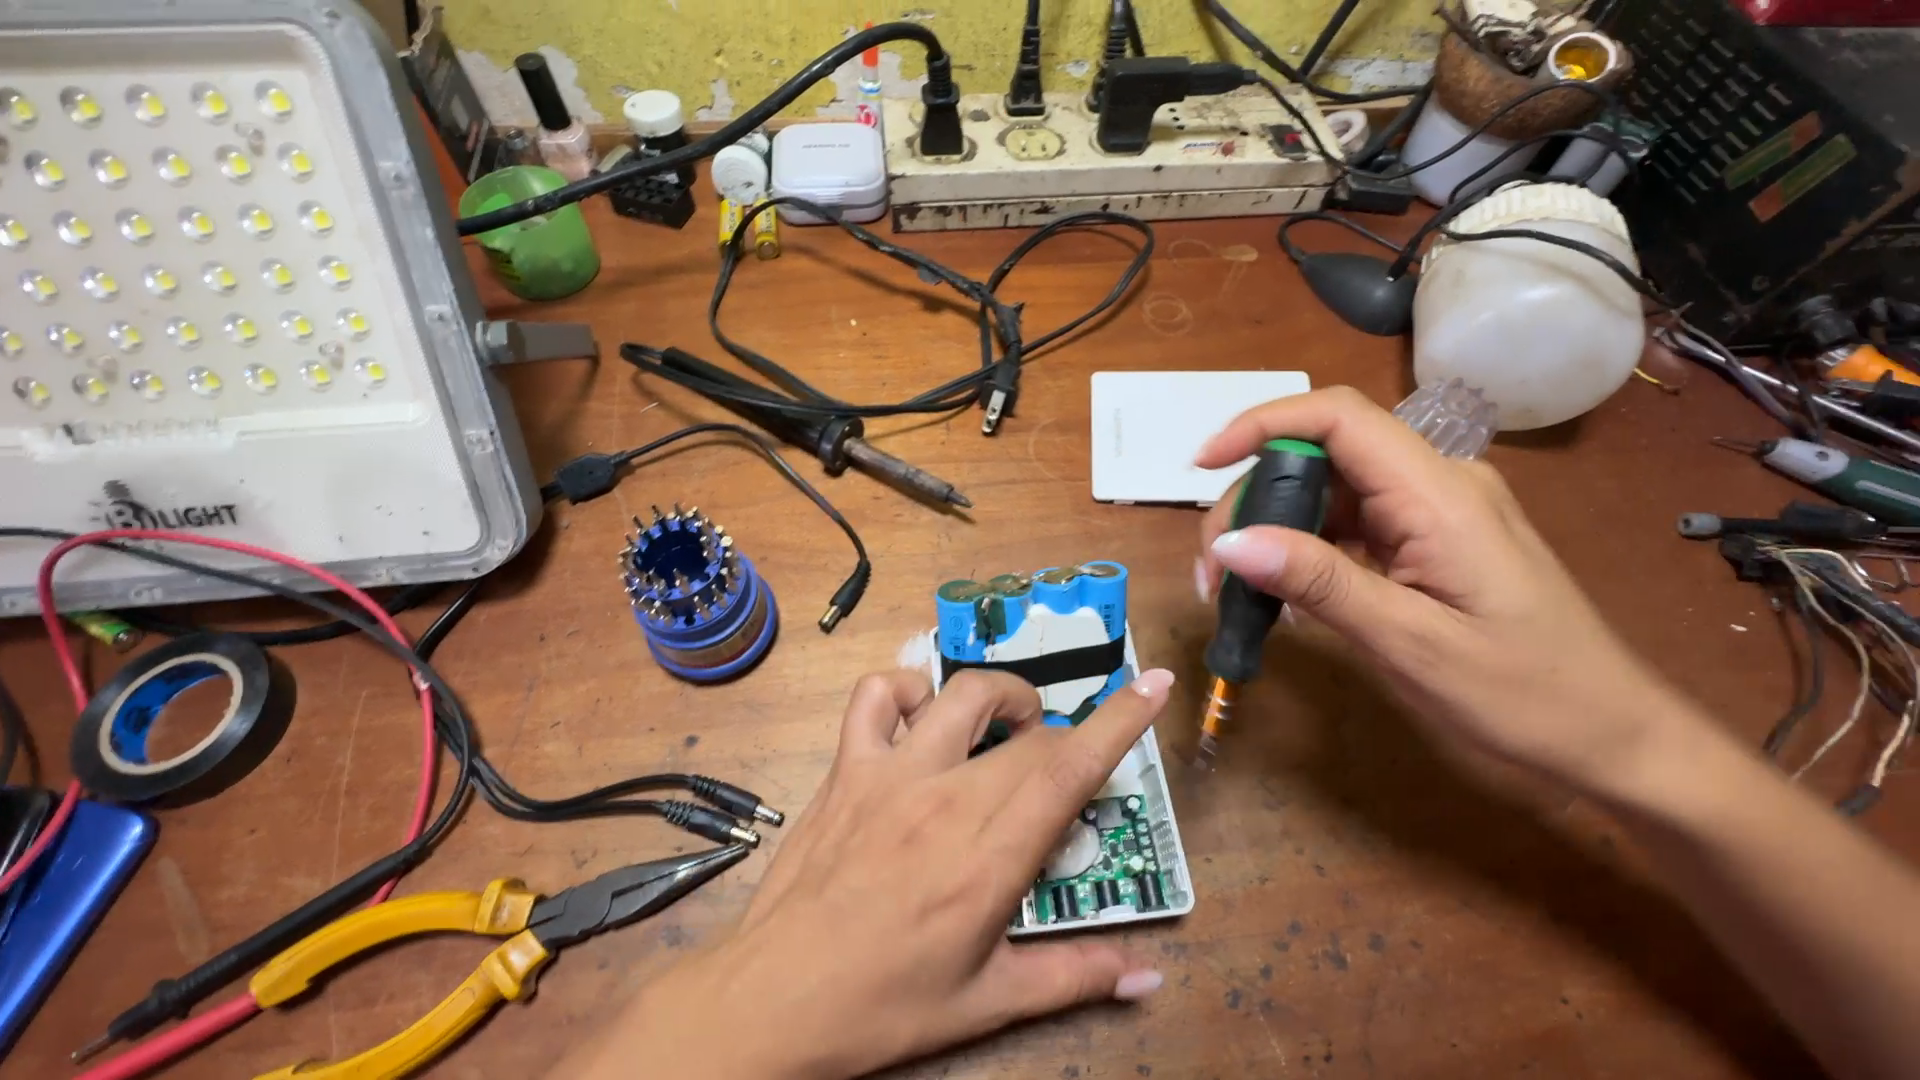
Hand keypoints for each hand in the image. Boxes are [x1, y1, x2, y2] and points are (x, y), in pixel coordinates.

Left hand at [569, 668, 1173, 1079]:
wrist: (774, 999)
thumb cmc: (884, 1006)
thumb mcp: (987, 1004)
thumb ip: (1074, 977)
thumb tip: (1151, 974)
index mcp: (989, 859)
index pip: (1069, 769)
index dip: (1120, 721)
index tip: (1154, 684)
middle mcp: (946, 800)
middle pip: (1029, 737)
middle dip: (1066, 735)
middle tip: (1066, 769)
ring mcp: (890, 775)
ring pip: (961, 696)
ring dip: (1001, 697)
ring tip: (1010, 728)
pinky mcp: (847, 769)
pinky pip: (874, 698)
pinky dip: (906, 689)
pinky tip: (921, 718)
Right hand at [1194, 387, 1688, 795]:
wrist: (1612, 736)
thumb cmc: (1523, 693)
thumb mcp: (1410, 642)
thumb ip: (1319, 582)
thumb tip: (1230, 542)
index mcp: (1438, 494)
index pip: (1337, 417)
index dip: (1261, 424)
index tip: (1201, 465)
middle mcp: (1435, 485)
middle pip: (1320, 455)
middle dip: (1253, 498)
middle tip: (1212, 570)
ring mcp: (1432, 513)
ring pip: (1327, 492)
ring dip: (1271, 529)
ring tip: (1233, 588)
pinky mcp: (1427, 542)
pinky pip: (1348, 526)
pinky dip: (1302, 550)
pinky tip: (1280, 593)